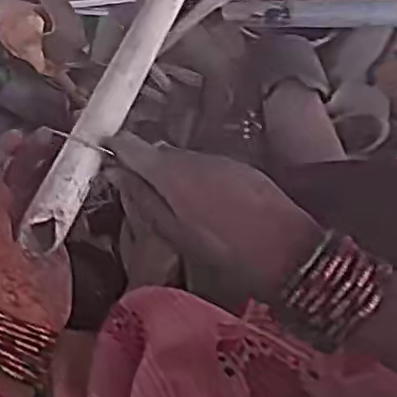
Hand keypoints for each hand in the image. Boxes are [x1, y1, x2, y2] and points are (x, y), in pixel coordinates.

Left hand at [0, 133, 70, 330]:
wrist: (22, 316)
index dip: (4, 147)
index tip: (21, 133)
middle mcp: (6, 211)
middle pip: (20, 172)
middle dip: (33, 152)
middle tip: (51, 137)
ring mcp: (32, 224)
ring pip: (42, 184)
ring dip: (53, 166)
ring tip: (67, 149)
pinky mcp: (55, 237)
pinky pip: (62, 204)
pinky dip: (69, 187)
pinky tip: (79, 176)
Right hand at [109, 133, 322, 311]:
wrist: (292, 253)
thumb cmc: (224, 251)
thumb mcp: (173, 233)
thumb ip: (142, 199)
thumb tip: (116, 175)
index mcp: (166, 171)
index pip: (128, 143)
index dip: (113, 147)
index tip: (105, 154)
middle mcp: (190, 155)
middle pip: (155, 150)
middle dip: (144, 164)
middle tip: (140, 189)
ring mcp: (216, 158)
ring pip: (181, 157)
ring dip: (172, 171)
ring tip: (175, 202)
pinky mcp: (238, 165)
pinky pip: (205, 164)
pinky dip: (197, 176)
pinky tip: (205, 203)